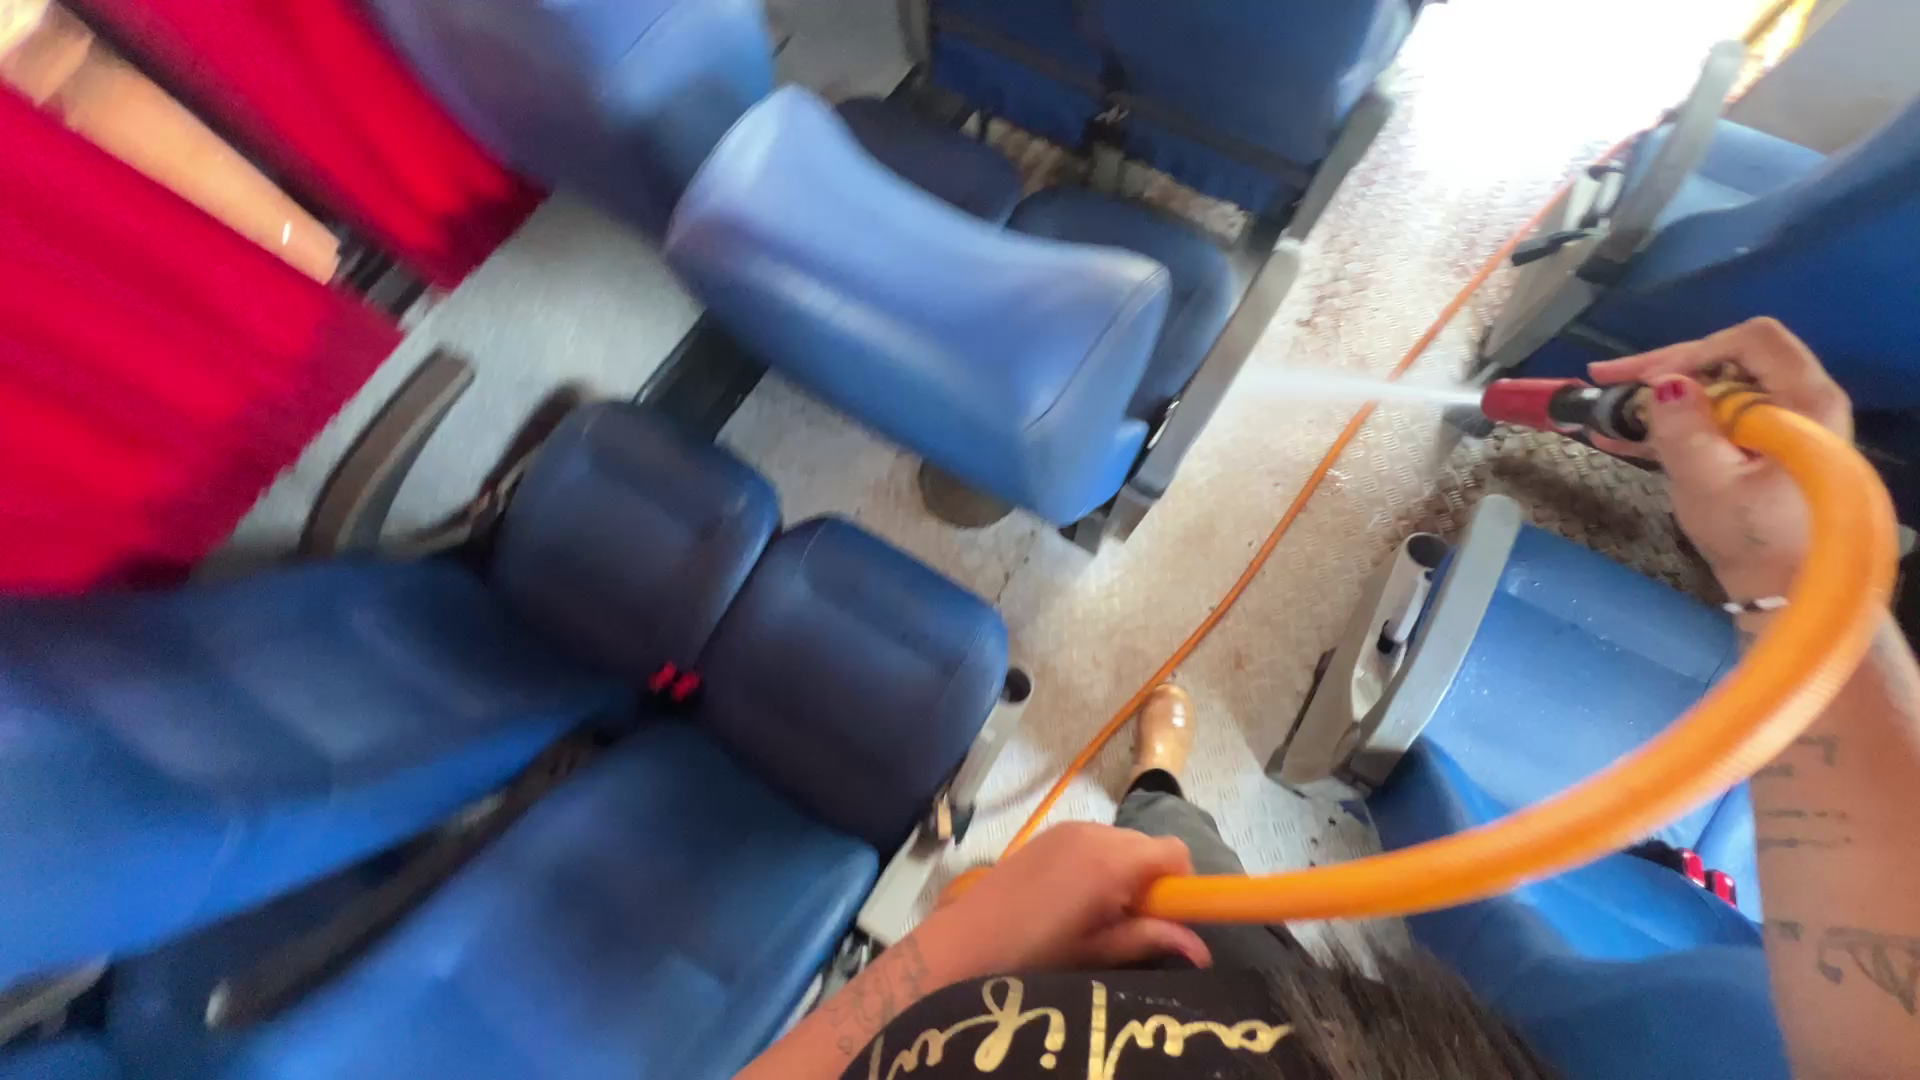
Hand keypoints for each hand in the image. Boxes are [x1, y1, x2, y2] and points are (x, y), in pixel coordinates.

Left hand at [913, 823, 1209, 980]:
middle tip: (1133, 922)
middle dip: (1154, 880)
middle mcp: (1093, 833)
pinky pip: (1095, 840)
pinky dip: (1102, 861)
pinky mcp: (1051, 833)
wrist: (968, 938)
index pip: (1173, 851)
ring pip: (1122, 842)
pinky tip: (1077, 896)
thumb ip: (1150, 940)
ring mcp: (1068, 829)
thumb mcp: (1097, 951)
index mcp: (1109, 861)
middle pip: (1149, 845)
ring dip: (1127, 870)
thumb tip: (1202, 949)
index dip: (1183, 883)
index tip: (1172, 916)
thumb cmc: (1036, 951)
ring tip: (1100, 912)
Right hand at [1590, 318, 1852, 601]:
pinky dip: (1663, 421)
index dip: (1688, 353)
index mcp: (1802, 402)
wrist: (1786, 583)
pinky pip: (1707, 418)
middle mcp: (1797, 402)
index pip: (1751, 341)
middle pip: (1727, 359)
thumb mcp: (1710, 481)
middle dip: (1661, 369)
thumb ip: (1685, 430)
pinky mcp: (1755, 446)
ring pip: (1711, 388)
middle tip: (1601, 382)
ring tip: (1602, 412)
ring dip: (1655, 396)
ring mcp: (1776, 424)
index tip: (1637, 381)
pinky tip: (1617, 434)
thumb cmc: (1754, 533)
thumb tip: (1661, 384)